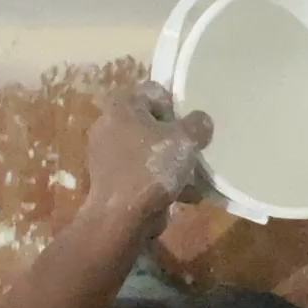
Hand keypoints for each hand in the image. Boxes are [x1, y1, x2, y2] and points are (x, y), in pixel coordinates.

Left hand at [84, 81, 213, 236]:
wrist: (122, 217)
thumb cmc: (151, 169)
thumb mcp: (185, 140)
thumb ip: (198, 124)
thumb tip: (201, 121)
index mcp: (121, 105)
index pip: (155, 91)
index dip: (177, 107)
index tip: (189, 128)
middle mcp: (108, 125)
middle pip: (152, 123)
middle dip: (175, 138)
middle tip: (193, 151)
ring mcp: (106, 154)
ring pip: (148, 150)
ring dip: (170, 161)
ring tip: (192, 176)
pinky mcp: (111, 179)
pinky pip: (141, 172)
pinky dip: (159, 180)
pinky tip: (181, 194)